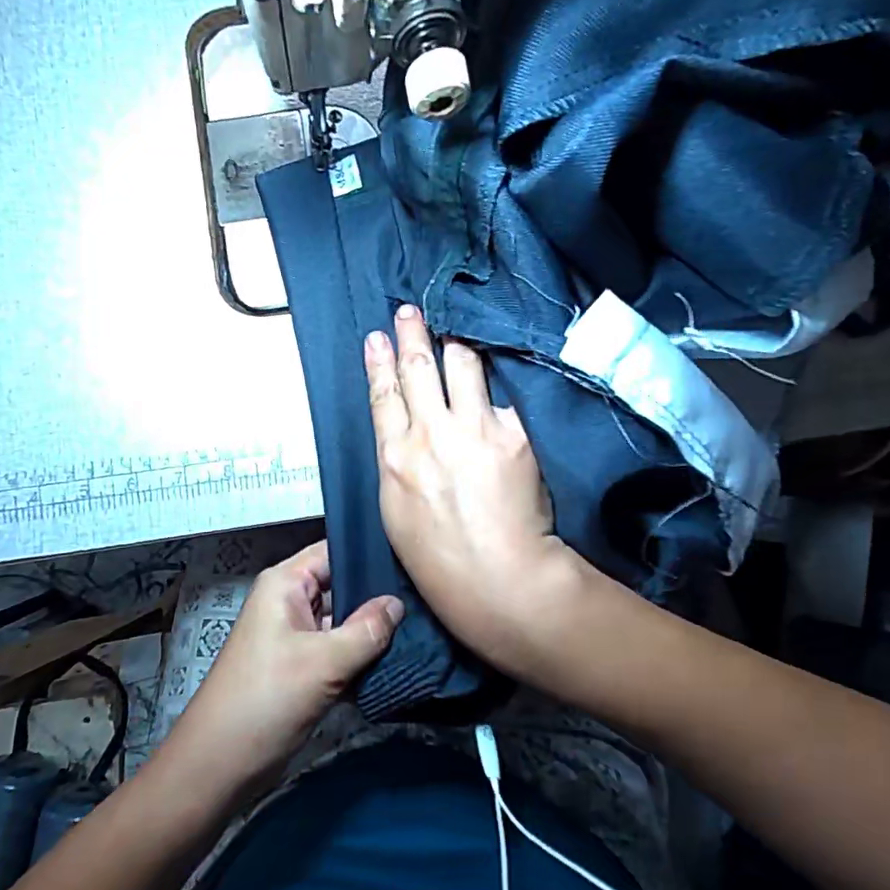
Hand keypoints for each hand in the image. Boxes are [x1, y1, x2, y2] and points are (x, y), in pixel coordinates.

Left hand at [164, 540, 403, 792]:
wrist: (220, 765)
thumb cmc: (267, 699)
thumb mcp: (324, 662)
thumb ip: (367, 630)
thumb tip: (399, 604)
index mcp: (285, 583)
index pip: (334, 551)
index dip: (371, 553)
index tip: (414, 557)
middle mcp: (291, 601)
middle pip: (342, 585)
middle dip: (379, 594)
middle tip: (425, 596)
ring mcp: (297, 635)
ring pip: (344, 619)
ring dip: (374, 628)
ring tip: (422, 625)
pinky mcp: (303, 666)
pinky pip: (340, 649)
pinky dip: (363, 655)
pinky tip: (400, 656)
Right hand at [364, 304, 577, 670]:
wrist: (497, 577)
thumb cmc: (440, 560)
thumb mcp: (397, 512)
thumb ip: (401, 464)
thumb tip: (413, 435)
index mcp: (395, 457)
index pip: (383, 395)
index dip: (379, 361)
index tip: (377, 338)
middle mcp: (431, 434)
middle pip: (418, 368)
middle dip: (411, 333)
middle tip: (410, 312)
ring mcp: (474, 429)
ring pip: (461, 365)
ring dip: (454, 344)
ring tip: (453, 334)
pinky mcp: (512, 434)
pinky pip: (501, 397)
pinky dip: (495, 389)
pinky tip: (495, 383)